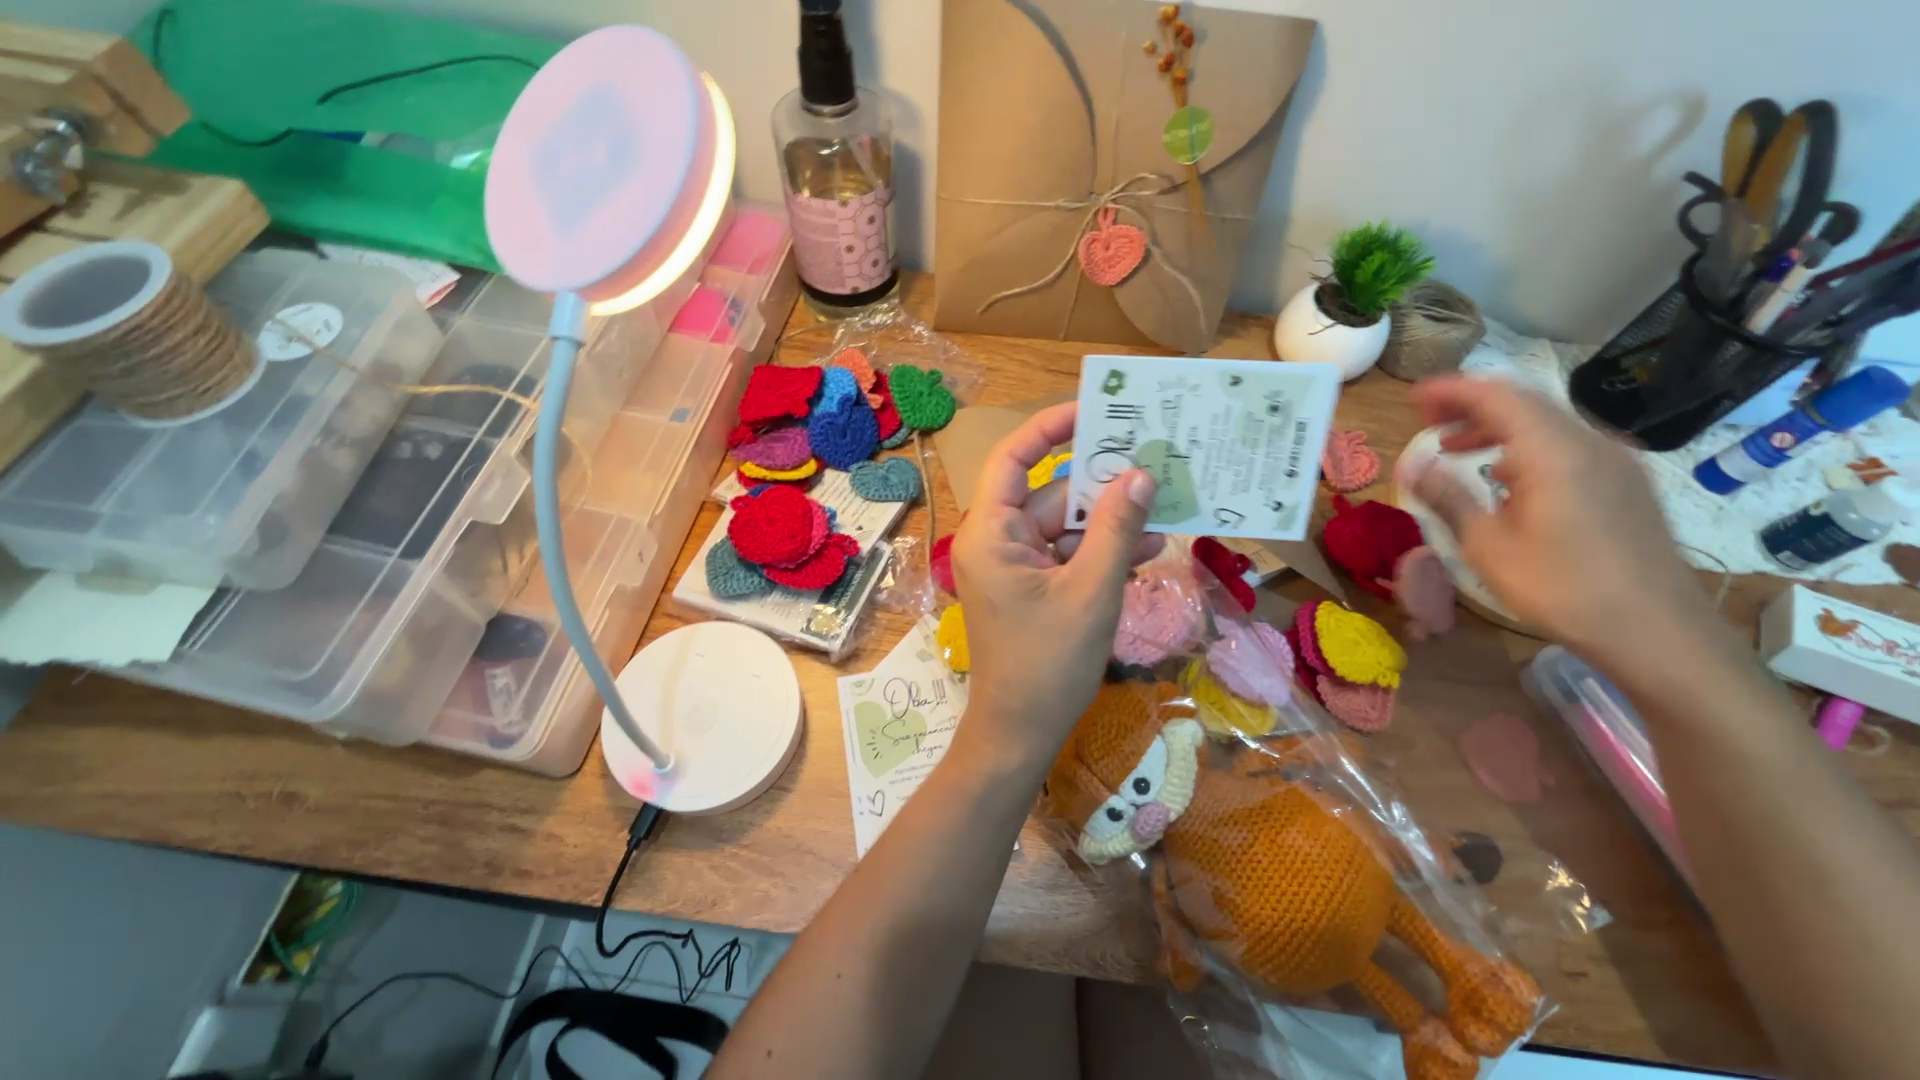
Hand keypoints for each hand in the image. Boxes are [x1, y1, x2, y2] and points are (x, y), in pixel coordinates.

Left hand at [949, 403, 1162, 773]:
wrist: (1021, 732)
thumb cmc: (1048, 662)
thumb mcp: (1092, 591)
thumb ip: (1117, 530)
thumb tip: (1141, 475)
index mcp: (992, 533)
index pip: (1014, 458)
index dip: (1051, 427)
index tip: (1096, 409)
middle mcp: (996, 541)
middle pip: (1050, 492)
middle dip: (1101, 482)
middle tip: (1152, 457)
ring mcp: (1013, 566)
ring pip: (1065, 525)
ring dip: (1111, 521)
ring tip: (1165, 504)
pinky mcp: (1030, 589)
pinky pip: (1067, 555)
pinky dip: (1101, 552)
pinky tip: (1149, 548)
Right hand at [1406, 376, 1715, 661]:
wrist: (1655, 628)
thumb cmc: (1561, 588)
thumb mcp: (1487, 546)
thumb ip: (1448, 497)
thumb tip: (1412, 466)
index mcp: (1553, 450)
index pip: (1496, 396)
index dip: (1451, 391)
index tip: (1415, 399)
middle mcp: (1590, 442)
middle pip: (1524, 403)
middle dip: (1472, 406)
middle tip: (1429, 422)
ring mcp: (1616, 461)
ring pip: (1548, 424)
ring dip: (1498, 428)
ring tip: (1458, 450)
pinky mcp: (1628, 483)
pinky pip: (1569, 445)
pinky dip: (1528, 447)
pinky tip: (1509, 479)